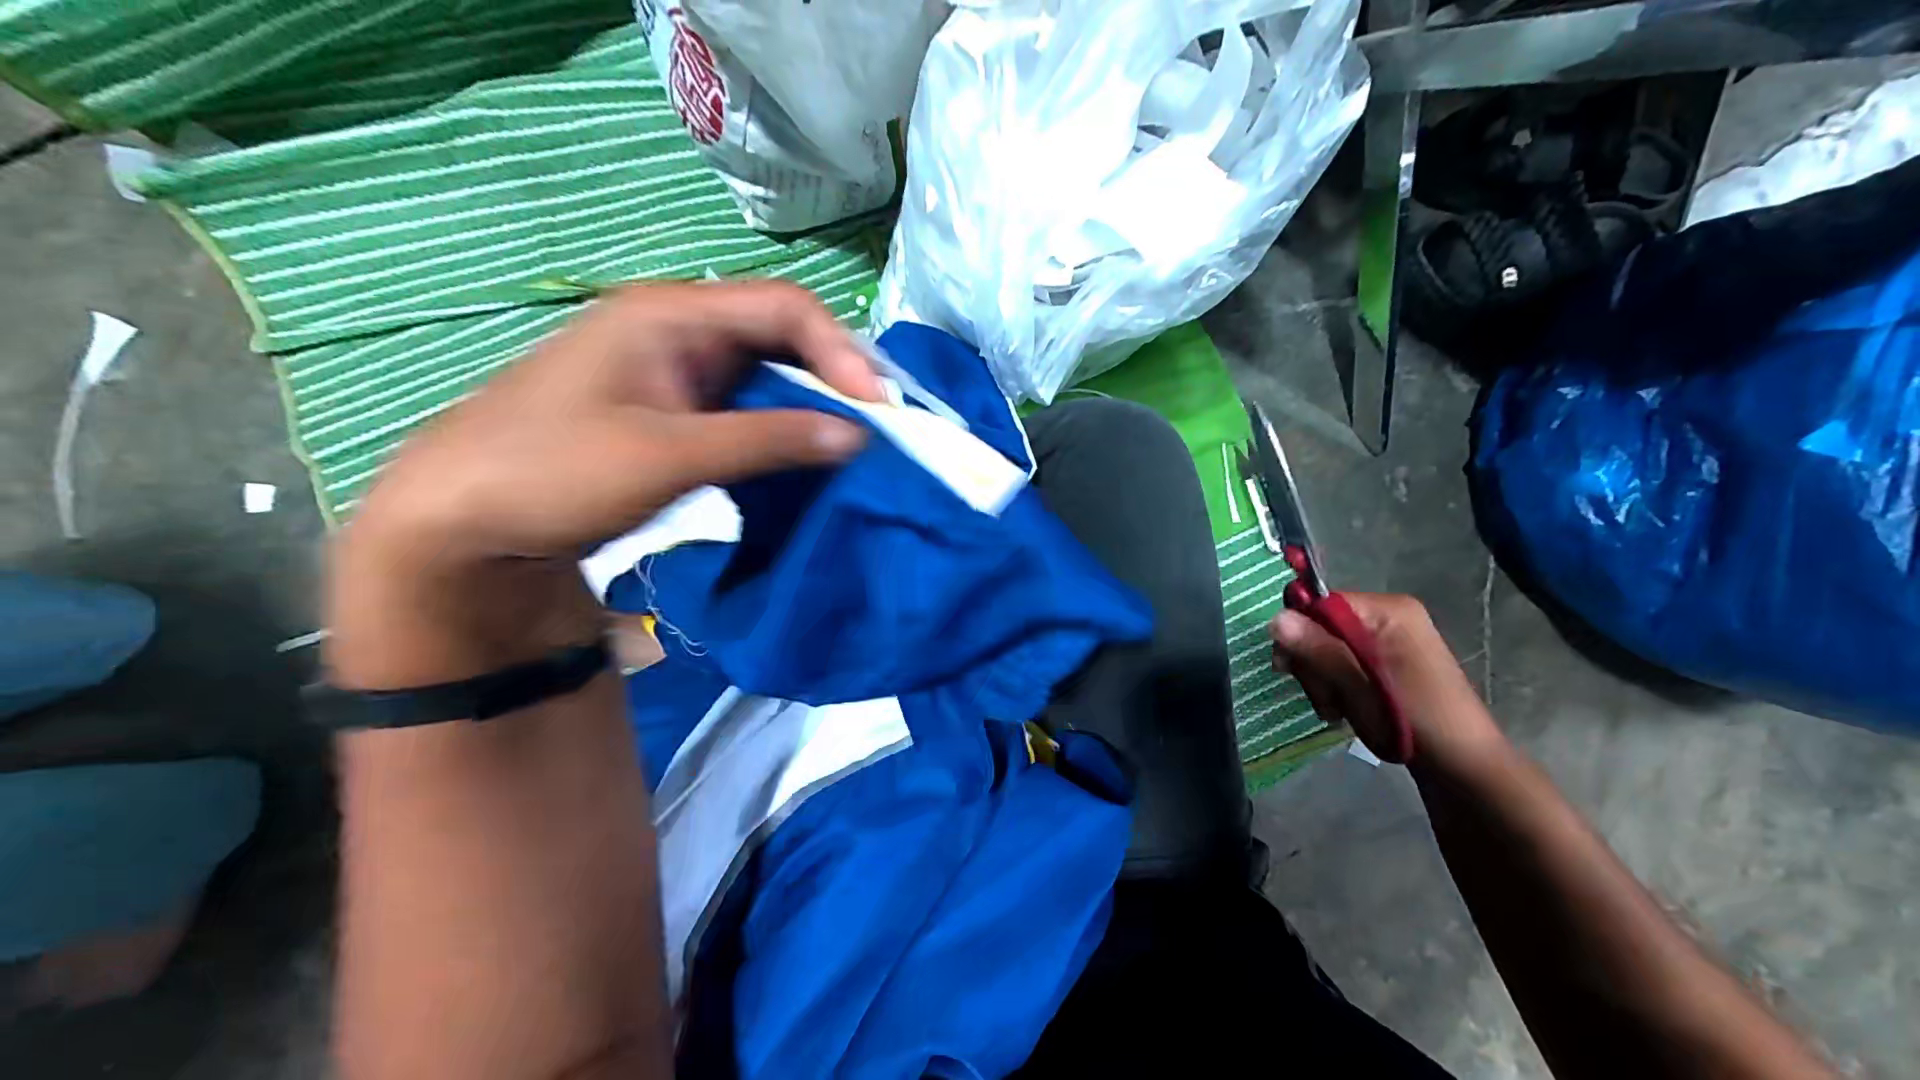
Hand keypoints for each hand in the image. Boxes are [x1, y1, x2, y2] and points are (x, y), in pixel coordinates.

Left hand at [326, 282, 879, 689]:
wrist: (460, 520)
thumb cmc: (556, 470)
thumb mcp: (670, 454)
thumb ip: (768, 439)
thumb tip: (856, 433)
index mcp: (671, 313)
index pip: (783, 308)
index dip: (841, 351)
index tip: (877, 407)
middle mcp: (676, 329)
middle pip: (779, 335)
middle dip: (833, 377)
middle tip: (875, 427)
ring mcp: (672, 371)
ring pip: (764, 374)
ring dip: (809, 405)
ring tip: (850, 445)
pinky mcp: (669, 411)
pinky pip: (742, 408)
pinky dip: (779, 429)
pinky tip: (801, 457)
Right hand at [1269, 592, 1504, 772]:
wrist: (1463, 767)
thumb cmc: (1413, 721)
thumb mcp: (1360, 685)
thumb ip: (1319, 650)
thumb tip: (1276, 619)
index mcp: (1388, 610)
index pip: (1320, 603)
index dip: (1299, 633)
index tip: (1289, 668)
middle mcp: (1388, 618)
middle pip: (1321, 626)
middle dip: (1313, 664)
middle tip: (1326, 698)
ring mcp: (1388, 642)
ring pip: (1327, 649)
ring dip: (1323, 682)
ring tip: (1338, 710)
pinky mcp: (1386, 665)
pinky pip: (1343, 664)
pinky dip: (1337, 687)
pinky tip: (1345, 710)